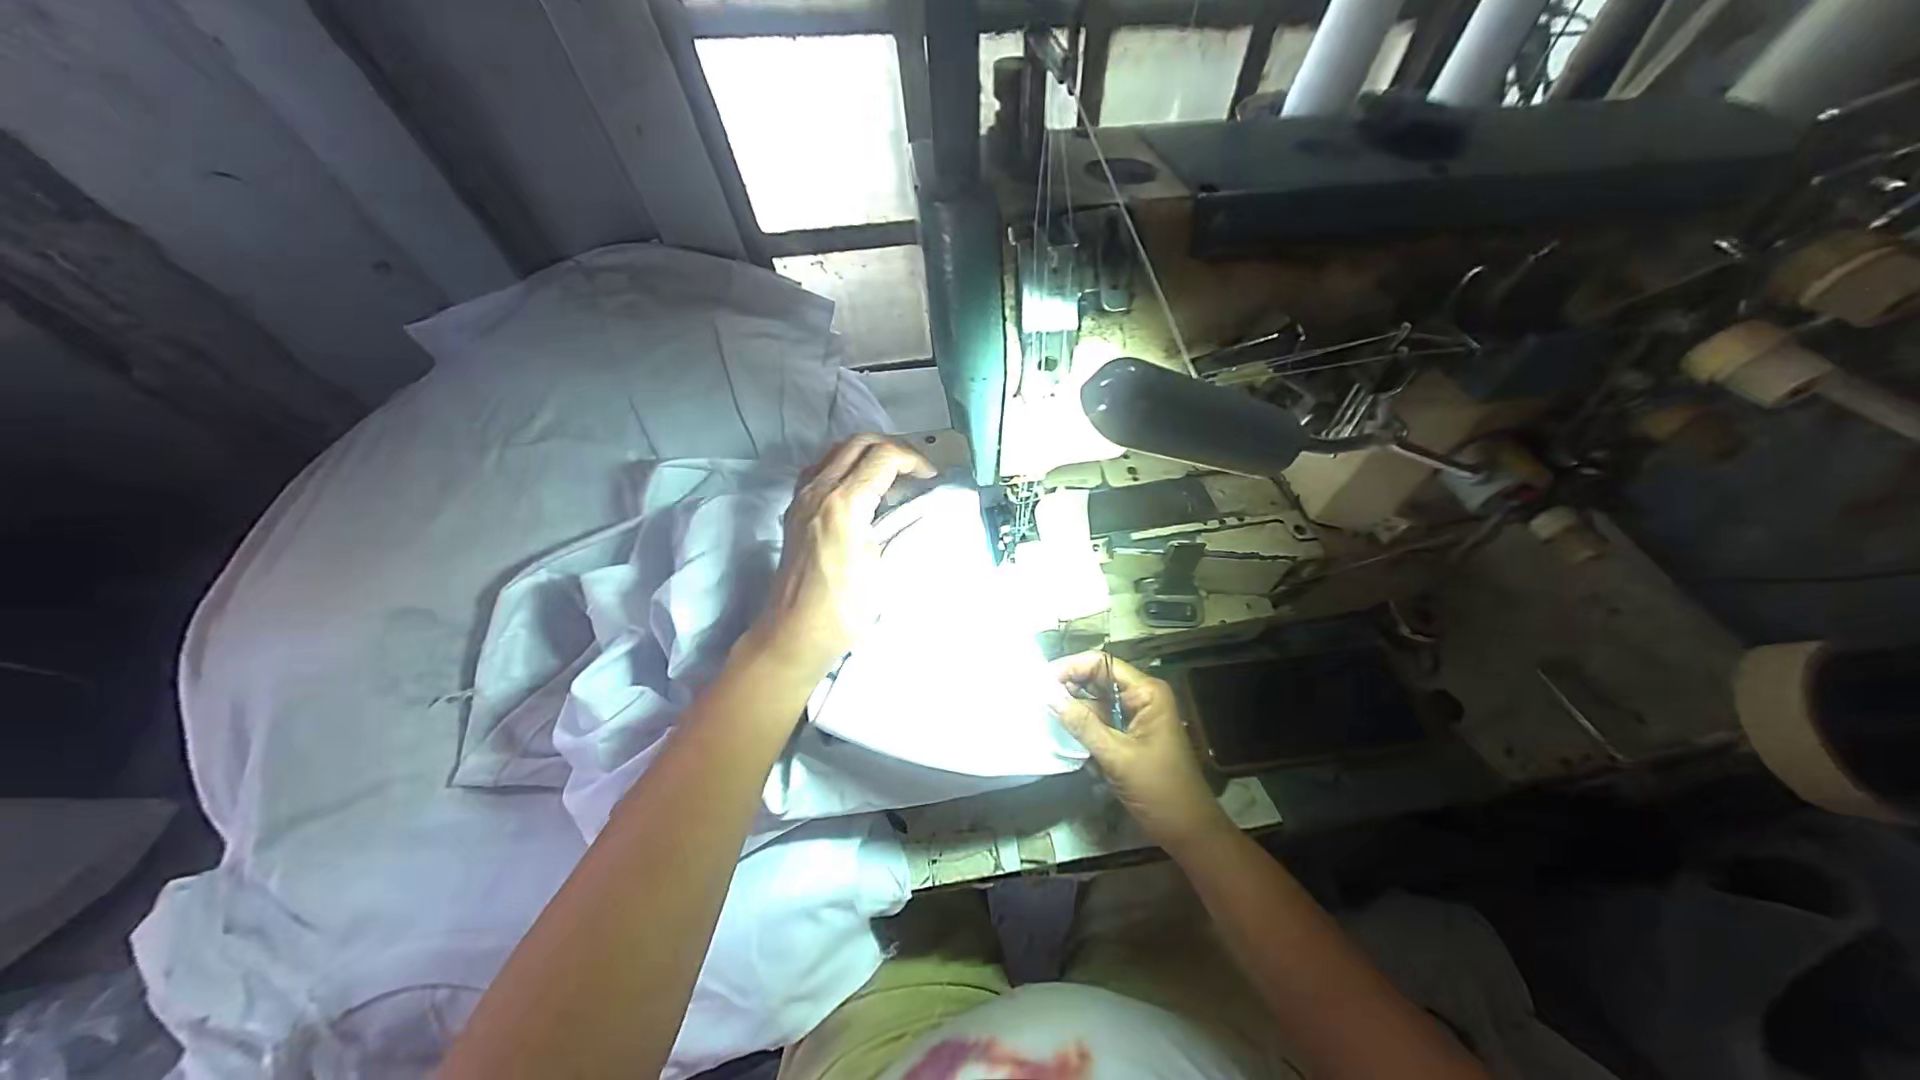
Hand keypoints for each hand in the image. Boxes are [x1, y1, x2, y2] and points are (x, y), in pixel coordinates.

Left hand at [746, 435, 936, 680]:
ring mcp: (802, 498)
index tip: (930, 478)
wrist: (794, 633)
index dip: (914, 460)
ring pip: (838, 451)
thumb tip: (930, 510)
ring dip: (869, 454)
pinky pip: (821, 469)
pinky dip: (845, 466)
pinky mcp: (795, 509)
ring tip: (892, 478)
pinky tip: (860, 489)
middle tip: (916, 472)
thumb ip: (906, 531)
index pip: (884, 456)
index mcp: (844, 504)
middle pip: (860, 443)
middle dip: (894, 449)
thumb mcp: (885, 569)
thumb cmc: (843, 610)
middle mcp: (819, 491)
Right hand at [1050, 653, 1232, 853]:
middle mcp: (1141, 698)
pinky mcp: (1129, 737)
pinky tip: (1066, 738)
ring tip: (1046, 717)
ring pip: (1095, 702)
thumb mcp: (1117, 756)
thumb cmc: (1159, 790)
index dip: (1071, 667)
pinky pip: (1100, 722)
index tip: (1041, 680)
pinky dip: (1083, 729)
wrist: (1188, 831)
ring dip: (1074, 711)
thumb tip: (1049, 696)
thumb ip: (1082, 724)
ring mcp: (1135, 717)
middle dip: (1069, 688)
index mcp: (1146, 693)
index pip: (1102, 664)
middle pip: (1097, 680)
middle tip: (1038, 699)